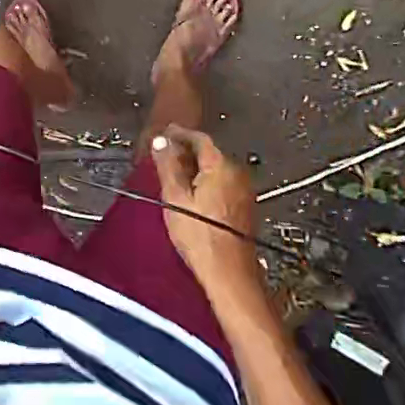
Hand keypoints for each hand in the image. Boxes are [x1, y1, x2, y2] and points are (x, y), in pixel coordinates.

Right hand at [150, 127, 260, 281]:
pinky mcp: (243, 205)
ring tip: (172, 174)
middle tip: (163, 153)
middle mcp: (238, 174)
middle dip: (185, 150)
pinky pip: (221, 182)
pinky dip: (204, 180)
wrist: (227, 272)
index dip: (179, 133)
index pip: (199, 138)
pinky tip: (190, 192)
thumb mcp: (175, 197)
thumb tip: (161, 142)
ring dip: (194, 166)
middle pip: (209, 152)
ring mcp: (243, 191)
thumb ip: (168, 165)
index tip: (164, 132)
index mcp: (221, 167)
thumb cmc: (200, 236)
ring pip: (215, 168)